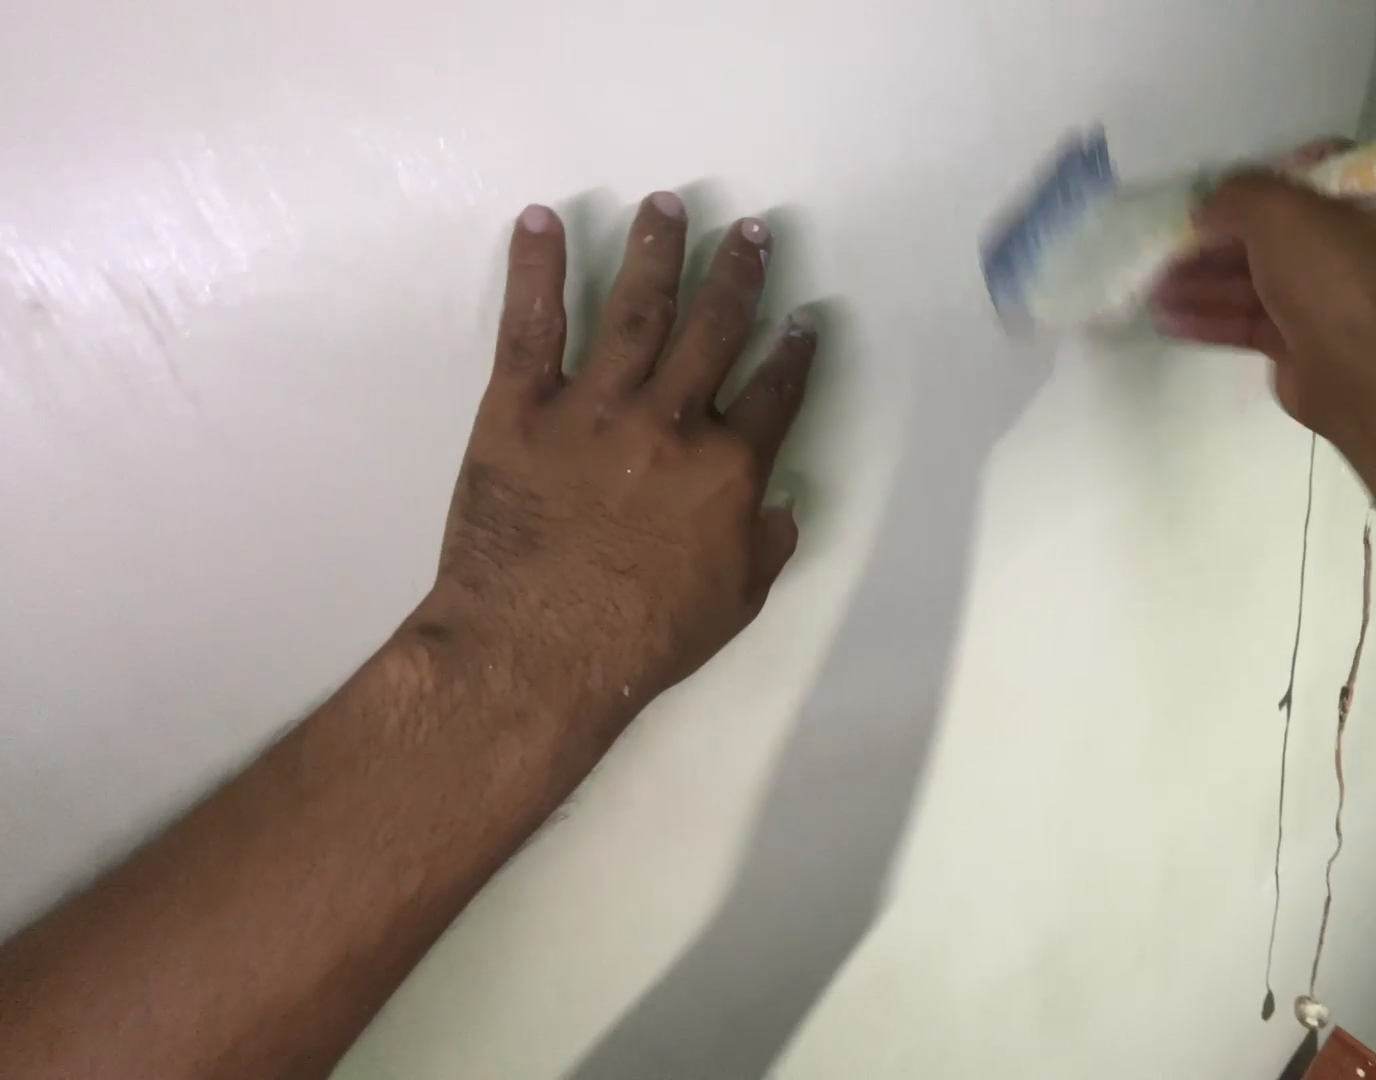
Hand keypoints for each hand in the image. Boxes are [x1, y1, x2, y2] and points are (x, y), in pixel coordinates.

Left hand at [419, 194, 814, 731]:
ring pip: (636, 312)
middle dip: (739, 277)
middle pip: (715, 331)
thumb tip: (781, 503)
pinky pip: (533, 328)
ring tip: (670, 205)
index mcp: (730, 467)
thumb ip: (768, 541)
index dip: (795, 351)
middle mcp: (673, 420)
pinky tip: (543, 221)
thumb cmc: (651, 633)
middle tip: (752, 232)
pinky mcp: (521, 408)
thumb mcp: (740, 597)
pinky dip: (538, 271)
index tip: (803, 318)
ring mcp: (595, 407)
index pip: (777, 391)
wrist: (538, 651)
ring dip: (658, 254)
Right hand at [1148, 138, 1375, 432]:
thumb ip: (1236, 195)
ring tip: (1153, 290)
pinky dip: (1208, 319)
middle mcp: (1346, 246)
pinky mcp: (1296, 340)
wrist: (1356, 372)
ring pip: (1250, 282)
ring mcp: (1320, 297)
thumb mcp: (1279, 212)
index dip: (1258, 179)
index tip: (1215, 193)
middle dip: (1211, 243)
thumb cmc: (1328, 276)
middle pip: (1267, 235)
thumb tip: (1206, 206)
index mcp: (1363, 203)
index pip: (1306, 175)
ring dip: (1200, 284)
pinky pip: (1245, 322)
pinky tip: (1167, 321)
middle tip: (1167, 248)